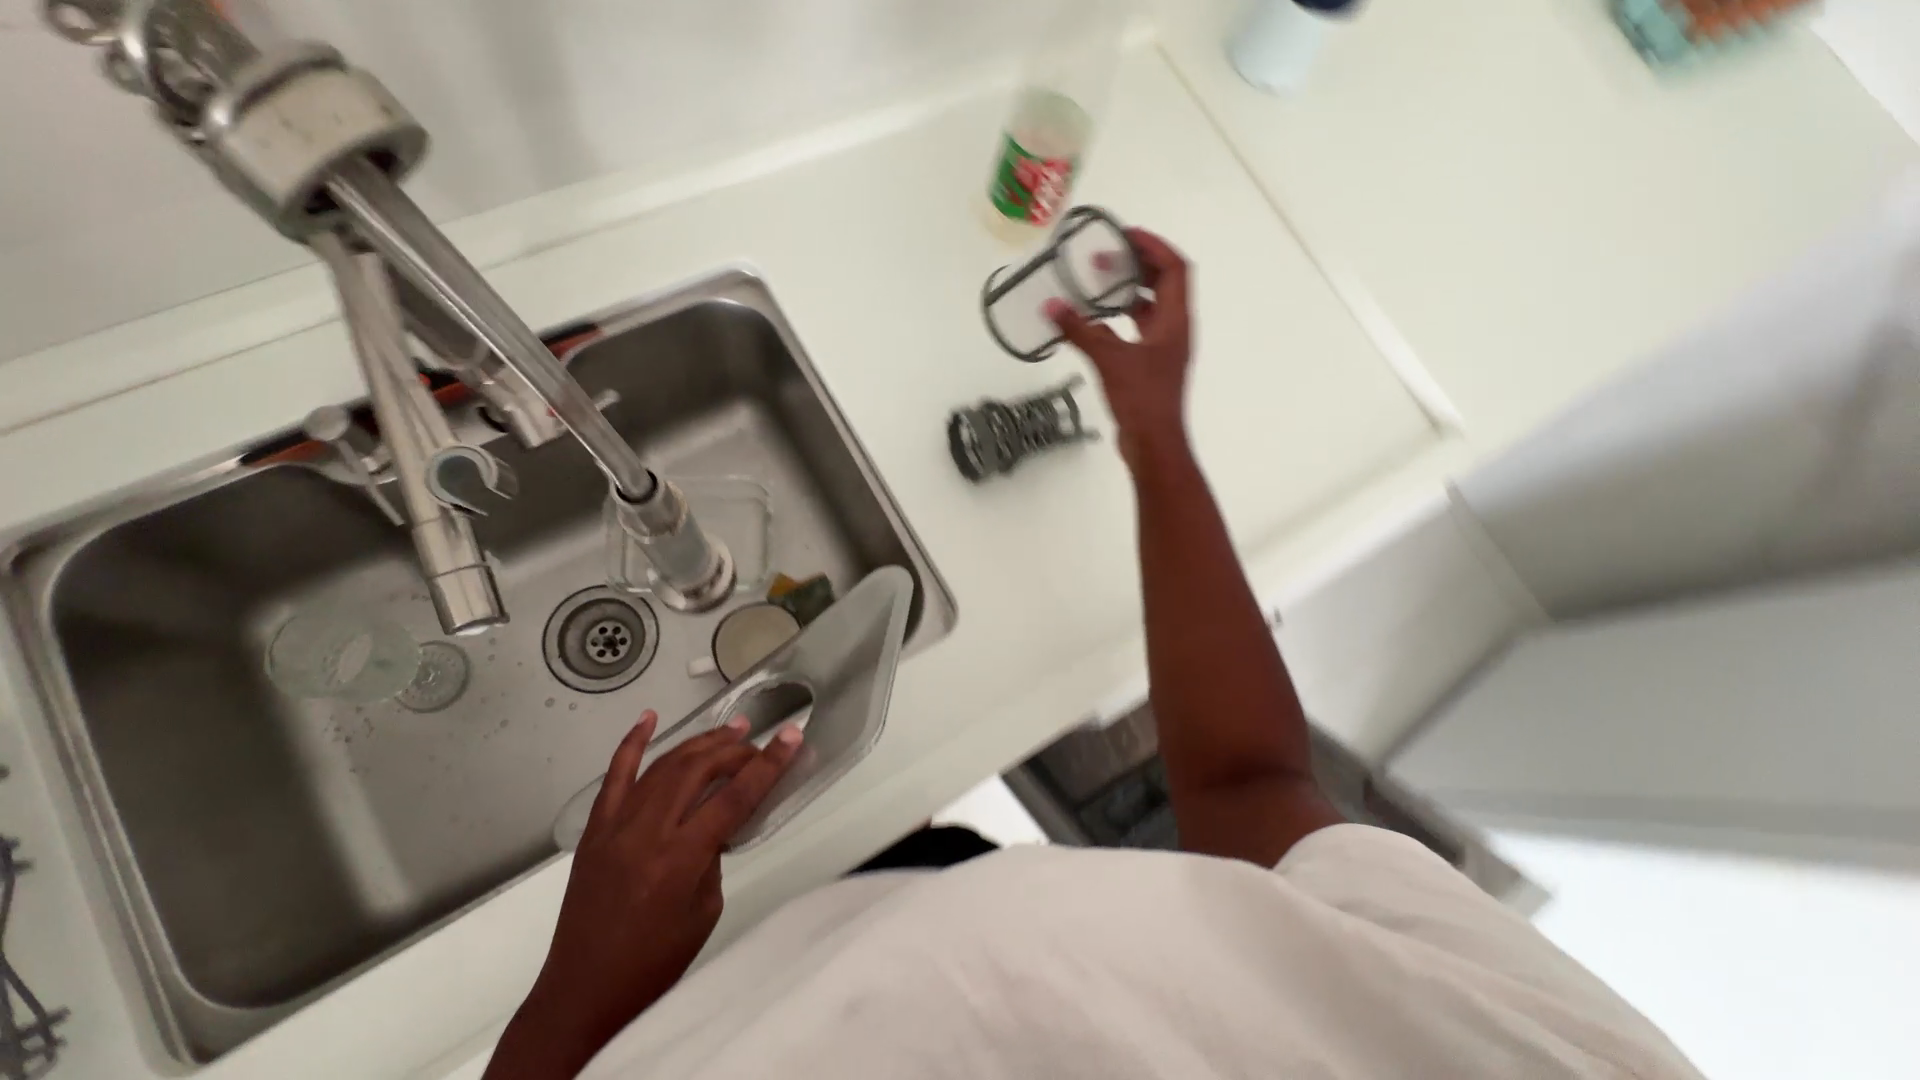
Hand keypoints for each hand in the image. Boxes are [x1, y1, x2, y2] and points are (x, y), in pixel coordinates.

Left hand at [486, 712, 801, 1079]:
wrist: (584, 990)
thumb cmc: (655, 961)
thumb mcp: (704, 911)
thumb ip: (712, 857)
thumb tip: (713, 821)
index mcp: (681, 858)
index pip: (734, 798)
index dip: (768, 764)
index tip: (792, 736)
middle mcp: (647, 832)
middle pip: (698, 771)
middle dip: (735, 750)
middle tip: (760, 740)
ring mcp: (615, 826)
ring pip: (663, 766)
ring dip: (699, 743)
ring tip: (730, 728)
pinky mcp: (594, 829)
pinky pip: (615, 776)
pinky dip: (632, 743)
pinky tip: (649, 718)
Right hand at [1046, 228, 1193, 466]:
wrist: (1154, 445)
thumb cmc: (1141, 398)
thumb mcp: (1109, 360)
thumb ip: (1081, 331)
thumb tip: (1051, 307)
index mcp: (1176, 321)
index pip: (1175, 267)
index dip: (1153, 245)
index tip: (1124, 235)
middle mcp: (1175, 330)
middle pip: (1165, 283)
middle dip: (1138, 264)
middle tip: (1106, 255)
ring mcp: (1164, 349)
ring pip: (1152, 307)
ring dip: (1129, 291)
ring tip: (1099, 282)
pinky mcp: (1151, 367)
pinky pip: (1139, 329)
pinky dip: (1120, 318)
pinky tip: (1095, 320)